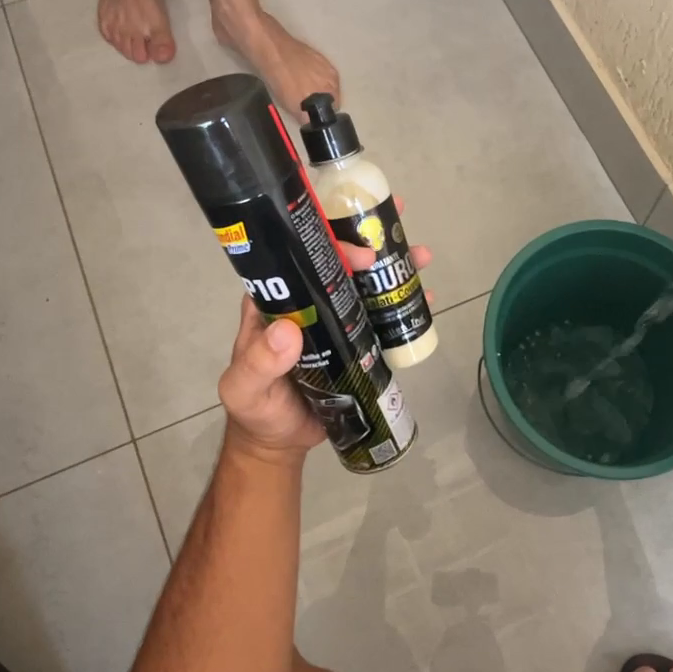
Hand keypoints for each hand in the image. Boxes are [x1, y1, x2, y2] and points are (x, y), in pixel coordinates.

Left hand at [218, 210, 432, 466]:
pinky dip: (401, 304)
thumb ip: (260, 362)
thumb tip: (289, 329)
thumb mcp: (246, 387)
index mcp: (277, 302)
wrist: (280, 442)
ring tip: (423, 256)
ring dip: (393, 267)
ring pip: (364, 284)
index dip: (332, 246)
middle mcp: (307, 302)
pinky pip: (379, 315)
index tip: (362, 254)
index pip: (301, 259)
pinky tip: (426, 298)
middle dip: (371, 241)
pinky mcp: (355, 340)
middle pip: (339, 262)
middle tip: (401, 230)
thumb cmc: (257, 410)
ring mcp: (333, 320)